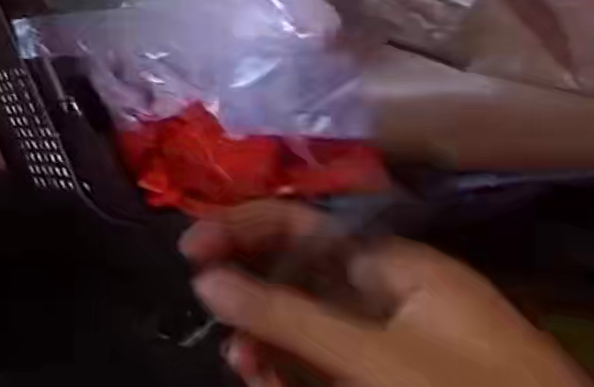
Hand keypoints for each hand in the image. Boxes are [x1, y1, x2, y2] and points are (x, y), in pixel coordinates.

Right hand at [181, 201, 593, 386]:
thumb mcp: (375, 360)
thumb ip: (284, 315)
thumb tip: (202, 277)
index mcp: (398, 265)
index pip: (299, 223)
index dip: (239, 228)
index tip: (192, 250)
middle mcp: (395, 293)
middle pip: (298, 272)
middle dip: (251, 293)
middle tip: (212, 312)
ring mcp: (401, 344)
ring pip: (310, 324)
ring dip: (267, 338)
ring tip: (241, 365)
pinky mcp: (401, 383)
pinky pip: (331, 363)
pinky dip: (295, 369)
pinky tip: (266, 379)